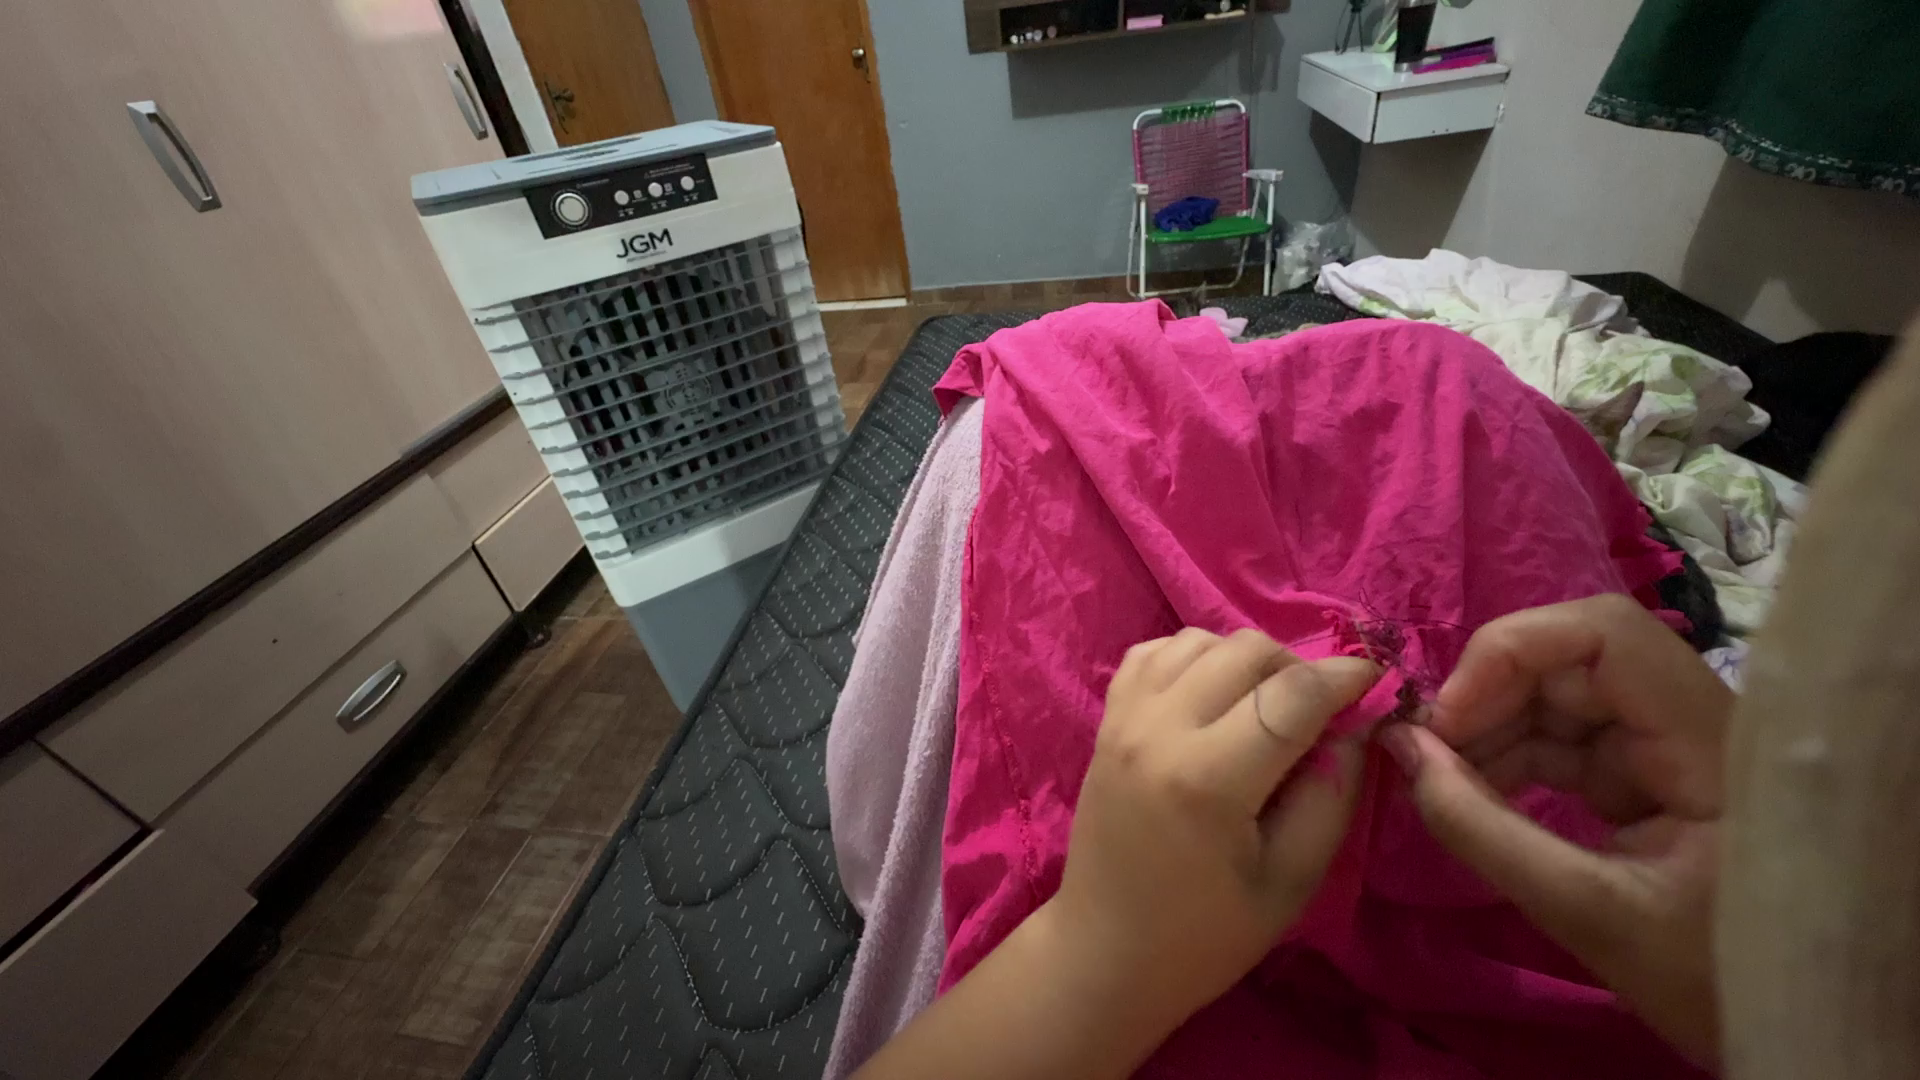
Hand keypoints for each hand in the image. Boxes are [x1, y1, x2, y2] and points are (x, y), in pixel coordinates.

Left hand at [1048, 628, 1380, 1033]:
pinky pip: (1152, 652)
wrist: (1106, 945)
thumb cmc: (1206, 932)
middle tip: (1316, 711)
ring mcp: (1123, 717)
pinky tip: (1208, 696)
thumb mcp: (1292, 880)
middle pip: (1243, 650)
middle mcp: (1157, 729)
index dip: (1345, 678)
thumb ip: (1331, 794)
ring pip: (1197, 639)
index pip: (1290, 694)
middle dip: (1297, 668)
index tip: (1376, 682)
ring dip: (1242, 659)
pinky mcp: (1105, 717)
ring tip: (1261, 706)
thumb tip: (1353, 722)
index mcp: (1206, 779)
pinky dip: (1190, 658)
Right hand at [1377, 595, 1731, 1067]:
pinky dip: (1507, 755)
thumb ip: (1478, 828)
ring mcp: (1673, 747)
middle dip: (1485, 695)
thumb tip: (1395, 745)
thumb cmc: (1716, 980)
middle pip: (1570, 659)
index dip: (1511, 653)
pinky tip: (1472, 789)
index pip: (1606, 636)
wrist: (1797, 1035)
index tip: (1447, 716)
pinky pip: (1561, 737)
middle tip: (1425, 747)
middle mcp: (1697, 723)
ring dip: (1486, 726)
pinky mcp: (1650, 773)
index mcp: (1715, 746)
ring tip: (1439, 773)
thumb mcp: (1589, 913)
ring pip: (1557, 695)